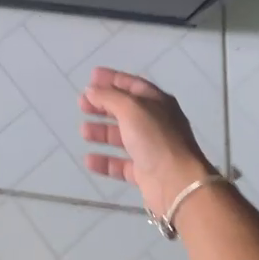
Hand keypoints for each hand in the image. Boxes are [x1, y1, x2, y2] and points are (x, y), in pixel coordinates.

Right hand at [79, 66, 216, 215]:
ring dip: (102, 132)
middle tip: (81, 104)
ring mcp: (151, 148)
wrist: (177, 183)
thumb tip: (91, 91)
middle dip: (102, 106)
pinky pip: (121, 164)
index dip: (112, 79)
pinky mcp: (145, 172)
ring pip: (122, 136)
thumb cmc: (155, 137)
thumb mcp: (130, 108)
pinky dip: (105, 161)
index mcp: (157, 102)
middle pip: (125, 110)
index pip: (132, 84)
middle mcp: (155, 123)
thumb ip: (108, 97)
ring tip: (83, 131)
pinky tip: (89, 160)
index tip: (91, 77)